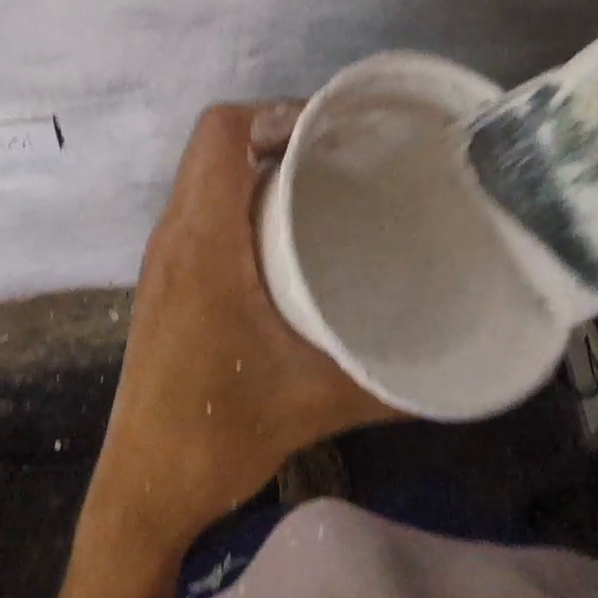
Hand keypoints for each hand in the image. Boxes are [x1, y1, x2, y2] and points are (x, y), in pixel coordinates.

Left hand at [52, 103, 398, 597]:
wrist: (143, 488)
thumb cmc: (216, 434)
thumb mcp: (316, 400)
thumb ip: (391, 380)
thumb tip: (454, 365)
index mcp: (203, 241)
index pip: (221, 132)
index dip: (274, 110)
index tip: (333, 129)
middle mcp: (173, 234)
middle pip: (214, 145)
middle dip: (275, 133)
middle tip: (341, 155)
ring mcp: (163, 258)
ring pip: (204, 177)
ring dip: (257, 167)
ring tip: (322, 186)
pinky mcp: (165, 281)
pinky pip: (199, 211)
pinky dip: (239, 200)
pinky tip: (285, 238)